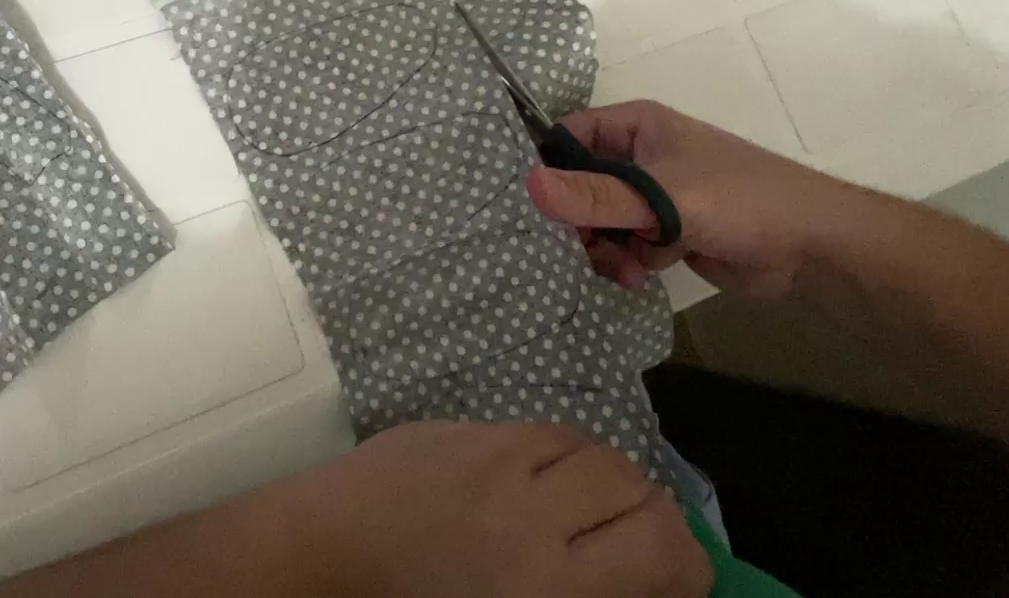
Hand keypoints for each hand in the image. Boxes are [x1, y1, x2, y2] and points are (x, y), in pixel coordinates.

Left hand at [274, 421, 709, 597]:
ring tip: (575, 504)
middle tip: (623, 539)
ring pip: (586, 441)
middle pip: (632, 480)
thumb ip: (584, 593)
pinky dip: (550, 451)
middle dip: (644, 509)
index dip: (685, 562)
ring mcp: (489, 453)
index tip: (671, 579)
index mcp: (548, 582)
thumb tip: (639, 578)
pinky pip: (532, 427)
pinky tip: (527, 477)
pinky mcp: (457, 426)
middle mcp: (528, 508)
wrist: (323, 555)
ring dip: (598, 474)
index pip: (663, 545)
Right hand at [526, 100, 882, 297]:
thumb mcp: (661, 197)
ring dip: (602, 246)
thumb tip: (527, 186)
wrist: (815, 250)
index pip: (566, 137)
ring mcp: (651, 195)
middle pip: (578, 184)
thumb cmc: (738, 201)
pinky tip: (639, 276)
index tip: (528, 206)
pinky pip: (621, 242)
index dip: (545, 168)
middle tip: (578, 248)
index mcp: (634, 126)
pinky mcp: (663, 230)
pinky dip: (624, 260)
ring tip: (620, 267)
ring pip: (597, 219)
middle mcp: (636, 156)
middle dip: (577, 220)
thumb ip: (595, 196)